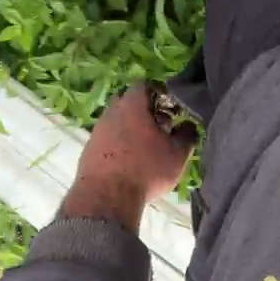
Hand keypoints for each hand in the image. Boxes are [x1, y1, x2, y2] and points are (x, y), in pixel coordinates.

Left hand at [57, 85, 197, 231]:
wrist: (107, 195)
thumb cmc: (147, 168)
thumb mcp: (177, 154)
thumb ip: (187, 135)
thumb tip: (188, 125)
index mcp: (133, 106)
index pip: (145, 85)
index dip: (161, 92)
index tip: (173, 107)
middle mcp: (112, 112)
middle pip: (130, 102)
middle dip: (147, 110)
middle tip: (162, 126)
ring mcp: (98, 130)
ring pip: (119, 120)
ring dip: (134, 128)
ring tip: (149, 146)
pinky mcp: (91, 148)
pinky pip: (110, 137)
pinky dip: (122, 142)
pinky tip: (133, 159)